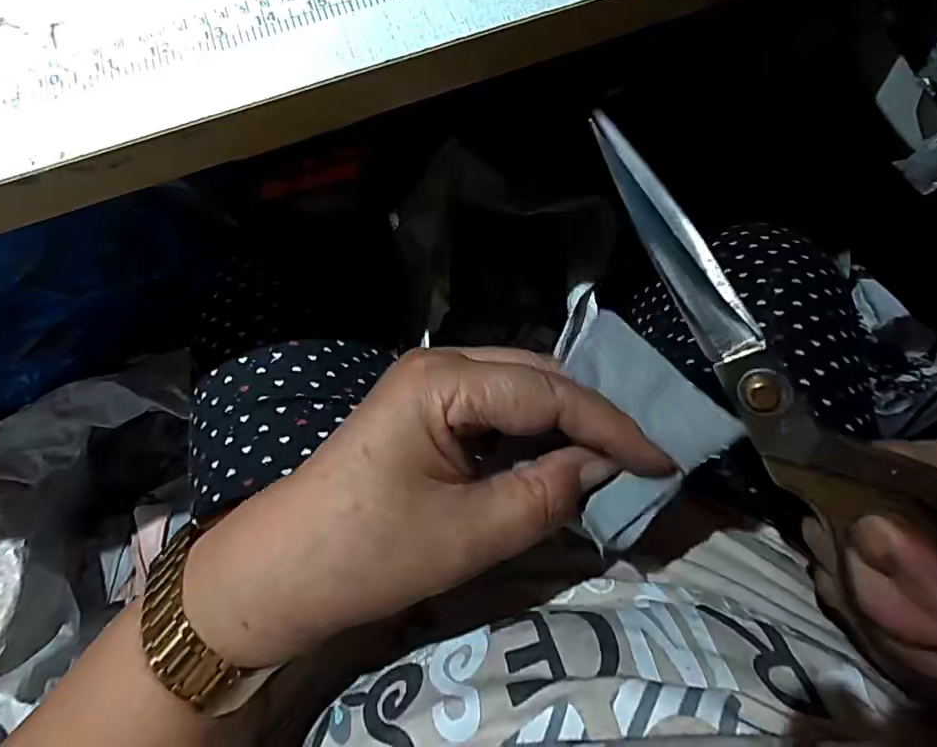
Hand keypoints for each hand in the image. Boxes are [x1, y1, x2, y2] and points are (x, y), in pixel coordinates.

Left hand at [182, 347, 674, 667]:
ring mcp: (434, 379)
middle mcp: (442, 362)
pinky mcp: (431, 403)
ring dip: (567, 419)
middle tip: (639, 456)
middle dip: (592, 415)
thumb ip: (546, 494)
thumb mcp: (468, 536)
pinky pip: (501, 403)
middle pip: (540, 376)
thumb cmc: (366, 555)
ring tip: (610, 455)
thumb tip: (604, 465)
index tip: (660, 458)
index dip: (611, 426)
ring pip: (524, 385)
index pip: (550, 392)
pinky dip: (536, 427)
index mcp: (444, 381)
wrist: (276, 574)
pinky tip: (558, 452)